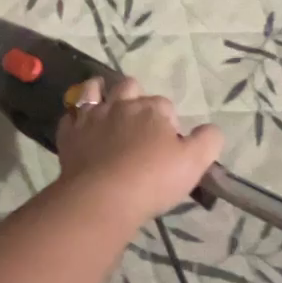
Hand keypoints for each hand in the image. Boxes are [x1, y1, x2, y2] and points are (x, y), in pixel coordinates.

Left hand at [54, 77, 223, 224]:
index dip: (169, 122)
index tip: (169, 145)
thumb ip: (208, 141)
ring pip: (94, 89)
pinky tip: (78, 127)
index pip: (165, 105)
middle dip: (135, 98)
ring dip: (100, 91)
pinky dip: (75, 118)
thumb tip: (212, 129)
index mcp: (152, 109)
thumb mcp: (194, 163)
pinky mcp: (70, 132)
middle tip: (139, 123)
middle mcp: (121, 104)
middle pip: (129, 87)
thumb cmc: (153, 179)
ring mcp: (92, 116)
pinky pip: (70, 116)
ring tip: (105, 103)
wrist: (104, 195)